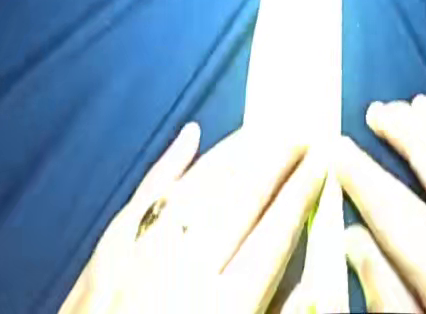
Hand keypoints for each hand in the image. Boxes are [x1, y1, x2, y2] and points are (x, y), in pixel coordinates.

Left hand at [61, 121, 325, 313]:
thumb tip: (311, 281)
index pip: (275, 234)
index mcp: (221, 310)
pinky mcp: (100, 262)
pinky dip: (168, 165)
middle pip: (241, 199)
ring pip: (197, 188)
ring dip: (235, 153)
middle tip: (304, 133)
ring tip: (264, 130)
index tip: (325, 160)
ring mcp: (137, 262)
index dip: (303, 192)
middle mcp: (181, 275)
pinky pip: (140, 200)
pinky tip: (191, 135)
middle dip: (278, 160)